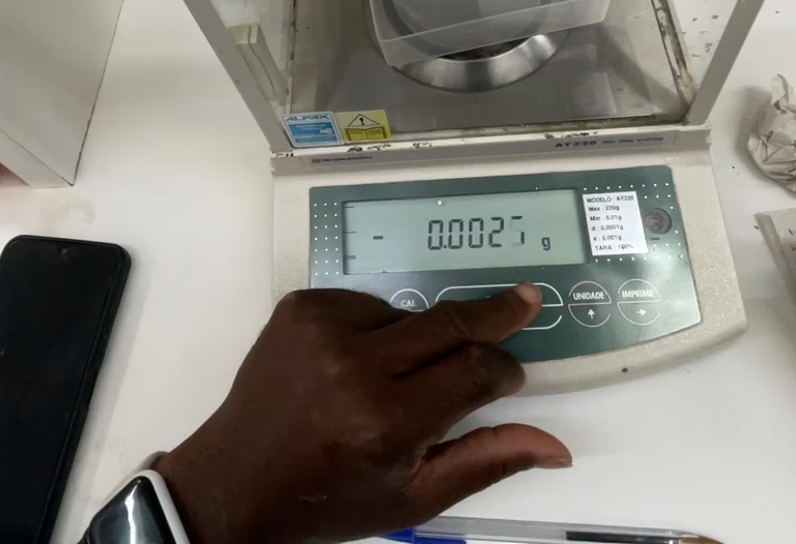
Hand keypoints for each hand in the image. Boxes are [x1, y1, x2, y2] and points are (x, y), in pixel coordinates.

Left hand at [155, 286, 569, 543]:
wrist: (240, 477)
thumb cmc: (331, 497)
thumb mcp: (412, 497)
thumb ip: (486, 461)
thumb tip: (555, 445)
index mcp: (386, 419)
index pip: (473, 372)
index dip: (503, 369)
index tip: (513, 370)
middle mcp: (355, 363)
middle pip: (447, 324)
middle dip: (492, 314)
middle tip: (524, 298)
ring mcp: (324, 325)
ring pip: (406, 315)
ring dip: (417, 338)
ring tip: (390, 378)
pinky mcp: (302, 304)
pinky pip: (365, 302)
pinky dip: (374, 326)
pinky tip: (356, 360)